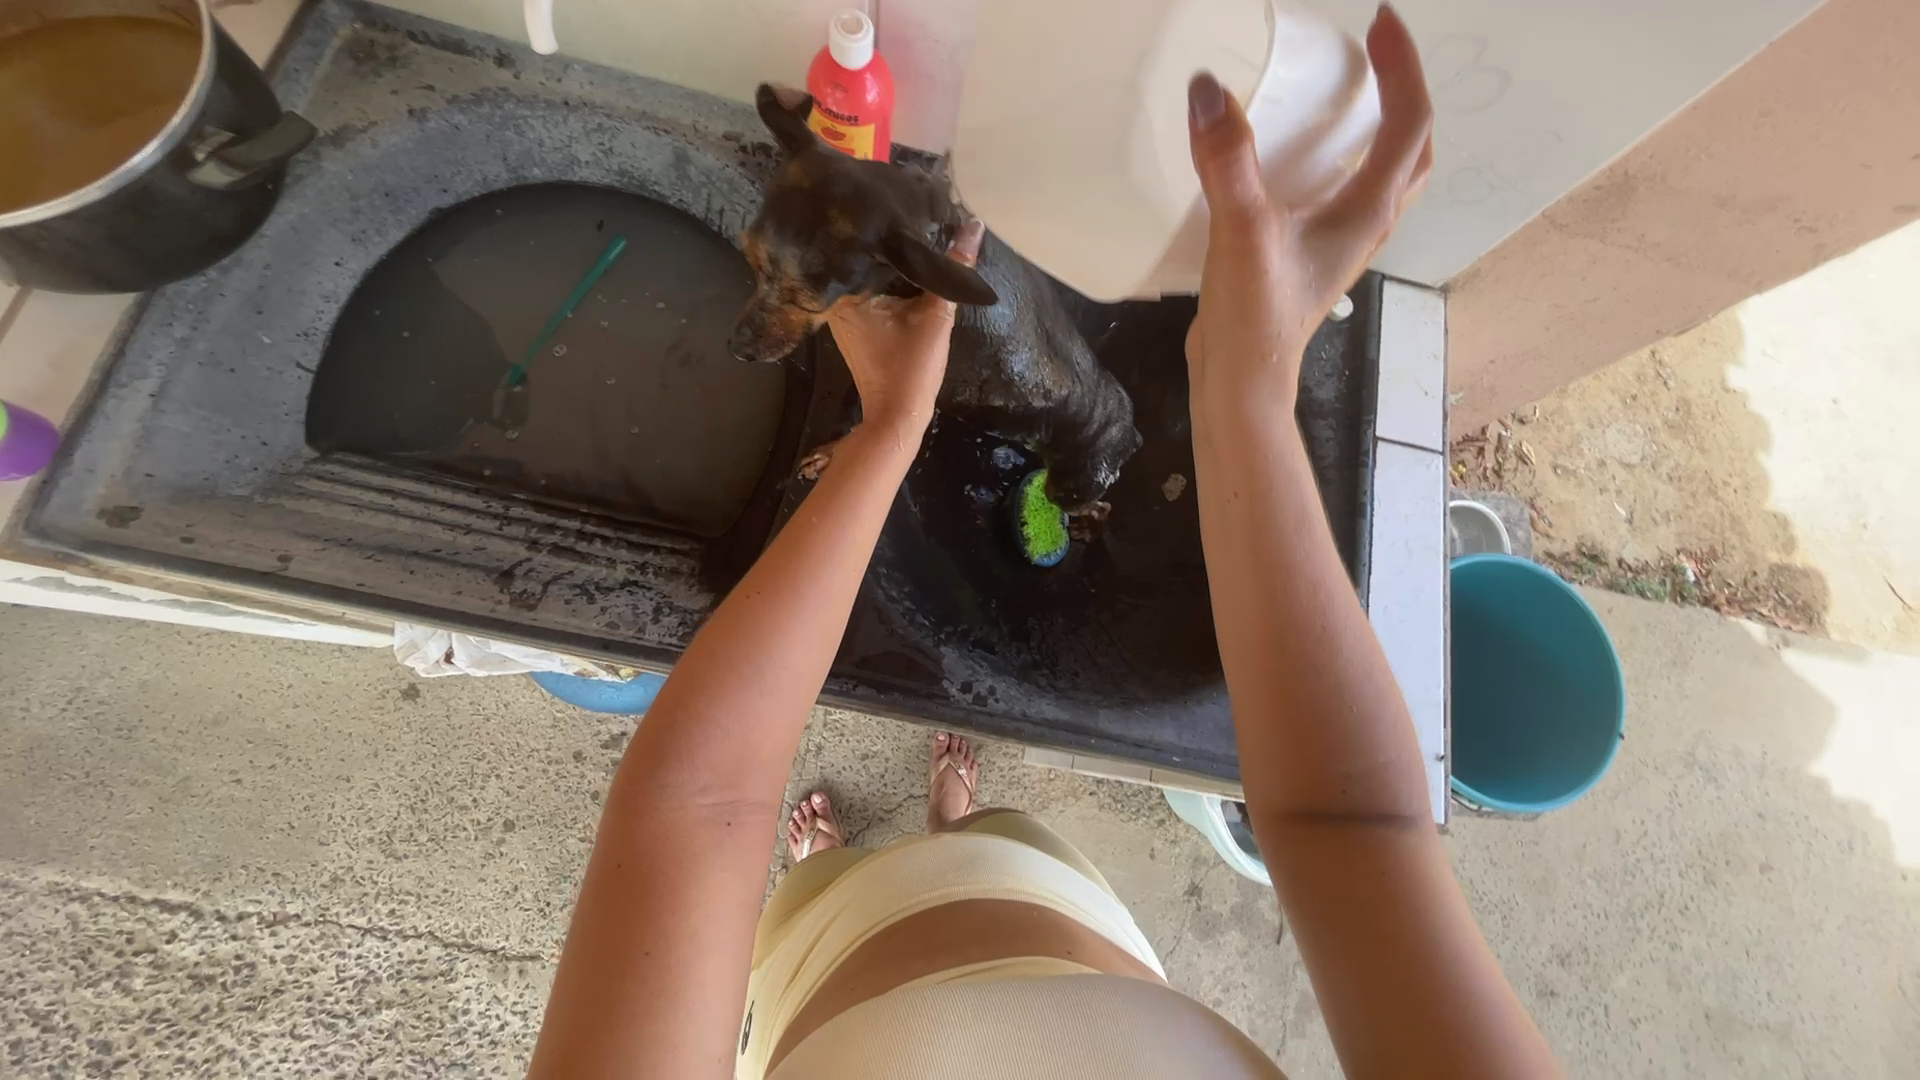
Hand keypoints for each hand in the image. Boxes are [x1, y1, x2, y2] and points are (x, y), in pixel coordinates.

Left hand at [826, 219, 986, 440]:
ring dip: (894, 264)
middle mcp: (837, 298)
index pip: (869, 244)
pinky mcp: (855, 326)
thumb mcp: (936, 316)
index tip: (912, 201)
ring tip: (918, 233)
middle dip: (893, 241)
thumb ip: (953, 270)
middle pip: (870, 259)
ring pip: (873, 277)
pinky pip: (874, 294)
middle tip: (919, 211)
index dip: (892, 223)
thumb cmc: (910, 368)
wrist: (897, 416)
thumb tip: (974, 226)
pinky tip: (911, 270)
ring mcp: (844, 314)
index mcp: (846, 291)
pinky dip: (891, 285)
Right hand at [1185, 4, 1432, 415]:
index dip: (1402, 68)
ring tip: (1343, 112)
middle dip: (1404, 105)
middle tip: (1376, 67)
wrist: (1240, 382)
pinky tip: (1294, 177)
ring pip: (1379, 186)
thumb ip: (1228, 161)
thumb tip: (1206, 89)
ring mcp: (1335, 252)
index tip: (1379, 23)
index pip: (1408, 124)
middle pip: (1411, 158)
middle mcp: (1363, 229)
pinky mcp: (1304, 267)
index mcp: (1366, 212)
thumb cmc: (1256, 315)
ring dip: (1375, 143)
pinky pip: (1337, 207)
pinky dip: (1333, 176)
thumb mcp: (1242, 231)